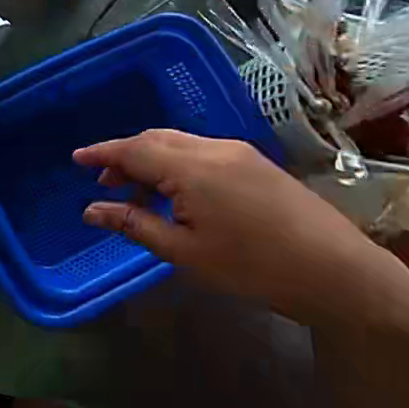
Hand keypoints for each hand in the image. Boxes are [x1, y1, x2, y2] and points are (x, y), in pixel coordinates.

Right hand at [74, 130, 408, 324]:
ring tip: (137, 194)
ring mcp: (238, 150)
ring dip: (152, 160)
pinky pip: (202, 151)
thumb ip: (135, 223)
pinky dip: (177, 164)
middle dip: (125, 156)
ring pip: (180, 143)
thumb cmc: (251, 267)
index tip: (76, 158)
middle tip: (104, 185)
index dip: (102, 153)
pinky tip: (177, 194)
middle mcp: (213, 146)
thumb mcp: (185, 251)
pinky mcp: (254, 160)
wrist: (332, 268)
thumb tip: (91, 210)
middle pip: (156, 139)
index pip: (133, 149)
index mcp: (191, 166)